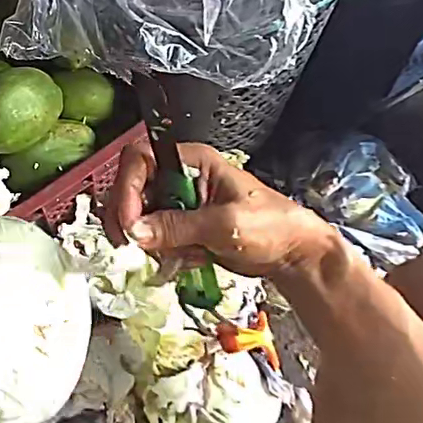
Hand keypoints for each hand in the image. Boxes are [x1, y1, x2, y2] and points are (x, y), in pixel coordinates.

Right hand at [106, 139, 338, 276]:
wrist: (295, 256)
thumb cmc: (272, 227)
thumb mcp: (225, 224)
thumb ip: (178, 226)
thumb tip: (135, 231)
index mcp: (191, 161)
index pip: (140, 160)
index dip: (128, 187)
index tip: (130, 222)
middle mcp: (177, 178)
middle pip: (131, 188)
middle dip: (128, 218)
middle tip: (129, 245)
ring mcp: (176, 204)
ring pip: (137, 216)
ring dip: (143, 239)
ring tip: (168, 257)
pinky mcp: (178, 228)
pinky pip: (151, 237)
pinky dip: (157, 253)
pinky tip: (179, 262)